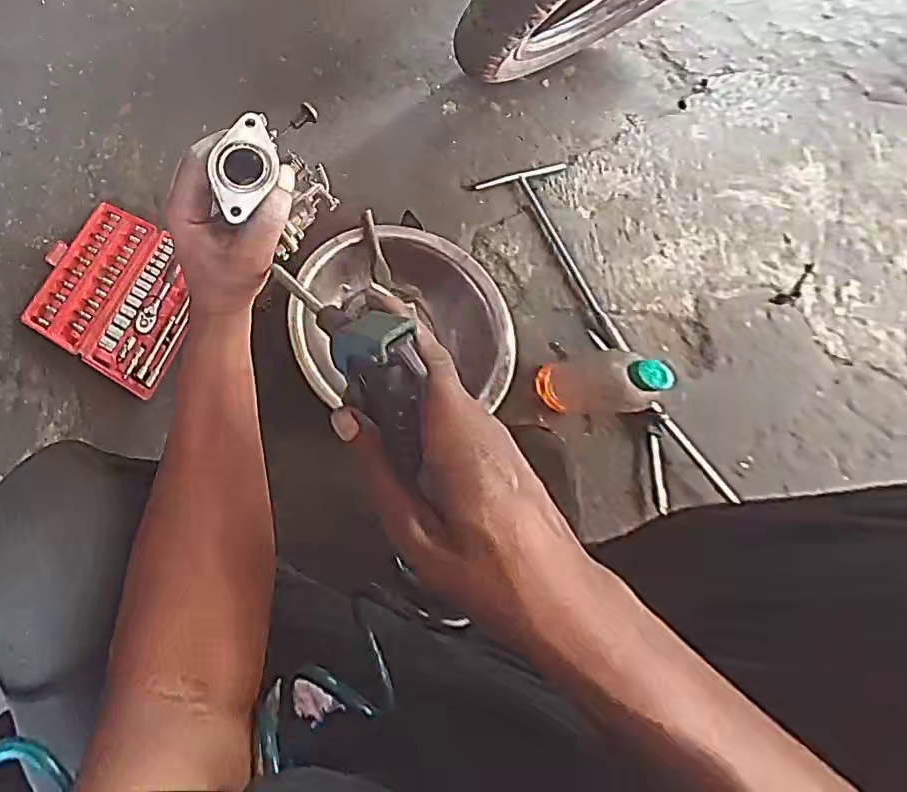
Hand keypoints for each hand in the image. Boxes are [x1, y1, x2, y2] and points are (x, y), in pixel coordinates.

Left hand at [164, 131, 292, 321]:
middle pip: (208, 157)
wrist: (224, 304)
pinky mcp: (212, 207)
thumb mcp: (251, 255)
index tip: (250, 134)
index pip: (198, 159)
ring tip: (266, 160)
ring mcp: (197, 205)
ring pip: (218, 166)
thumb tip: (281, 185)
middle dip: (239, 148)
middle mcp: (185, 204)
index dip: (226, 142)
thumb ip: (268, 220)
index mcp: (183, 211)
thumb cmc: (226, 286)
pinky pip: (228, 180)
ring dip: (244, 161)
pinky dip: (247, 176)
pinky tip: (263, 180)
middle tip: (263, 143)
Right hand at [333, 299, 590, 645]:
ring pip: (438, 390)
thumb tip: (348, 423)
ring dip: (401, 385)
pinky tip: (400, 436)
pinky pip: (451, 411)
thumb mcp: (413, 531)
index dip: (391, 324)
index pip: (425, 355)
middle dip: (385, 355)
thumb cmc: (492, 574)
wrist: (559, 598)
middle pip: (427, 367)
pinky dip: (420, 409)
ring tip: (365, 400)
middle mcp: (480, 422)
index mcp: (457, 434)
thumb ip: (376, 470)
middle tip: (347, 354)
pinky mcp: (497, 446)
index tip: (361, 308)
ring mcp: (493, 432)